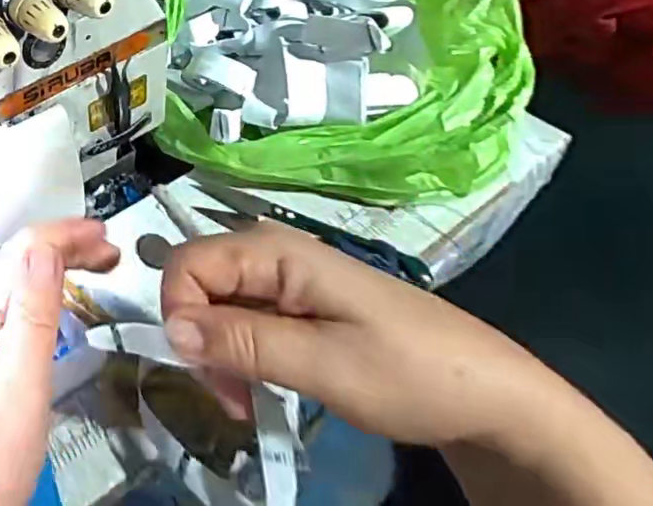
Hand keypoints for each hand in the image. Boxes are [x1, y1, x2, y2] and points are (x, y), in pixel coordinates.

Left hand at [0, 219, 121, 505]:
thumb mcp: (17, 384)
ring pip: (25, 270)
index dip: (72, 233)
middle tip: (110, 251)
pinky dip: (50, 284)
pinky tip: (65, 295)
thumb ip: (34, 312)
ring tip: (97, 264)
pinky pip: (21, 292)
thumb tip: (47, 249)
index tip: (106, 236)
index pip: (30, 242)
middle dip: (72, 244)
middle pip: (28, 252)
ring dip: (63, 260)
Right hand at [159, 222, 550, 445]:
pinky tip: (264, 385)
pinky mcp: (298, 301)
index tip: (206, 373)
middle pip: (201, 281)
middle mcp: (274, 252)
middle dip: (200, 339)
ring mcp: (287, 277)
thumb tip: (170, 327)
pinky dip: (242, 353)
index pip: (189, 261)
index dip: (180, 312)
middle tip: (234, 398)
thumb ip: (245, 341)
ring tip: (250, 400)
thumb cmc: (407, 370)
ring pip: (219, 303)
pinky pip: (246, 318)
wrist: (481, 387)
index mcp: (277, 251)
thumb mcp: (324, 364)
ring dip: (220, 352)